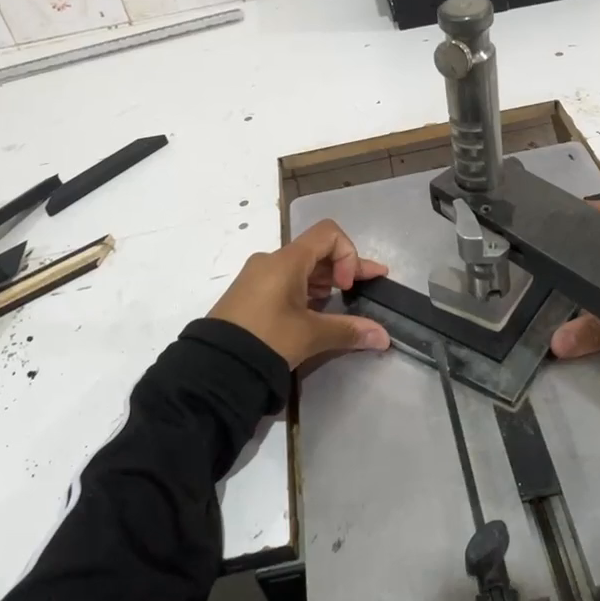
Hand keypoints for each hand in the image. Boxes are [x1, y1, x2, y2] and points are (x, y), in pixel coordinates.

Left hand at [210, 219, 391, 368]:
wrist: (215, 366)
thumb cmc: (267, 339)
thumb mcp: (310, 335)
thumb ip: (349, 331)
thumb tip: (384, 337)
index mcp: (287, 260)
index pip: (328, 234)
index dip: (348, 255)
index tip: (347, 287)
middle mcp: (271, 261)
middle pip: (317, 251)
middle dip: (345, 268)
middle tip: (369, 286)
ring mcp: (257, 277)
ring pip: (301, 268)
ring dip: (326, 281)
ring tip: (344, 302)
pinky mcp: (250, 295)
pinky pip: (285, 281)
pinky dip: (307, 290)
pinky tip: (317, 312)